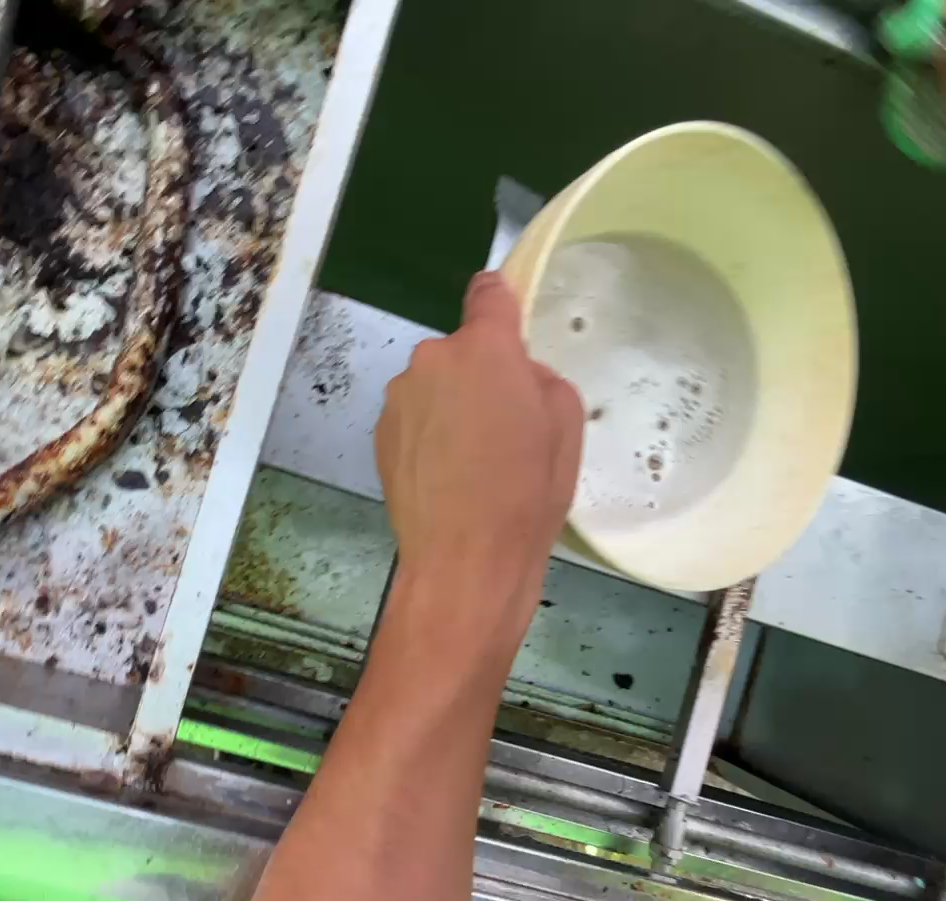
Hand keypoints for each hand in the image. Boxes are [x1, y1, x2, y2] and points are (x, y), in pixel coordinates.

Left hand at [375, 273, 583, 641]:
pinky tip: (444, 478)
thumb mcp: (566, 428)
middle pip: (462, 352)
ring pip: (435, 386)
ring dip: (451, 406)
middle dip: (480, 376)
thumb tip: (515, 375)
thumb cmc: (526, 495)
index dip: (501, 306)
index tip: (508, 329)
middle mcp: (431, 361)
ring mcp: (398, 399)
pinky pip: (414, 418)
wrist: (463, 562)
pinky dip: (428, 435)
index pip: (489, 293)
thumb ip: (539, 379)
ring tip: (470, 463)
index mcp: (483, 350)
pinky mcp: (379, 435)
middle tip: (502, 428)